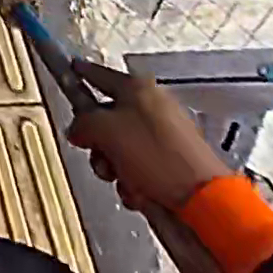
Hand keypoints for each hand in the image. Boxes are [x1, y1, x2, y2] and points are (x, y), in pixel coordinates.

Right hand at [65, 60, 228, 211]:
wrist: (207, 203)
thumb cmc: (153, 156)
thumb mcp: (101, 131)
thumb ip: (80, 123)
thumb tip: (78, 131)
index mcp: (137, 88)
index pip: (95, 73)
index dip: (76, 72)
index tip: (66, 70)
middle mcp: (154, 106)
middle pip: (105, 116)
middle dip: (97, 140)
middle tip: (96, 153)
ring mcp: (168, 134)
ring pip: (120, 144)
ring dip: (113, 164)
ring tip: (121, 179)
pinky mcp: (178, 161)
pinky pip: (141, 163)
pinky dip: (134, 178)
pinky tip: (138, 190)